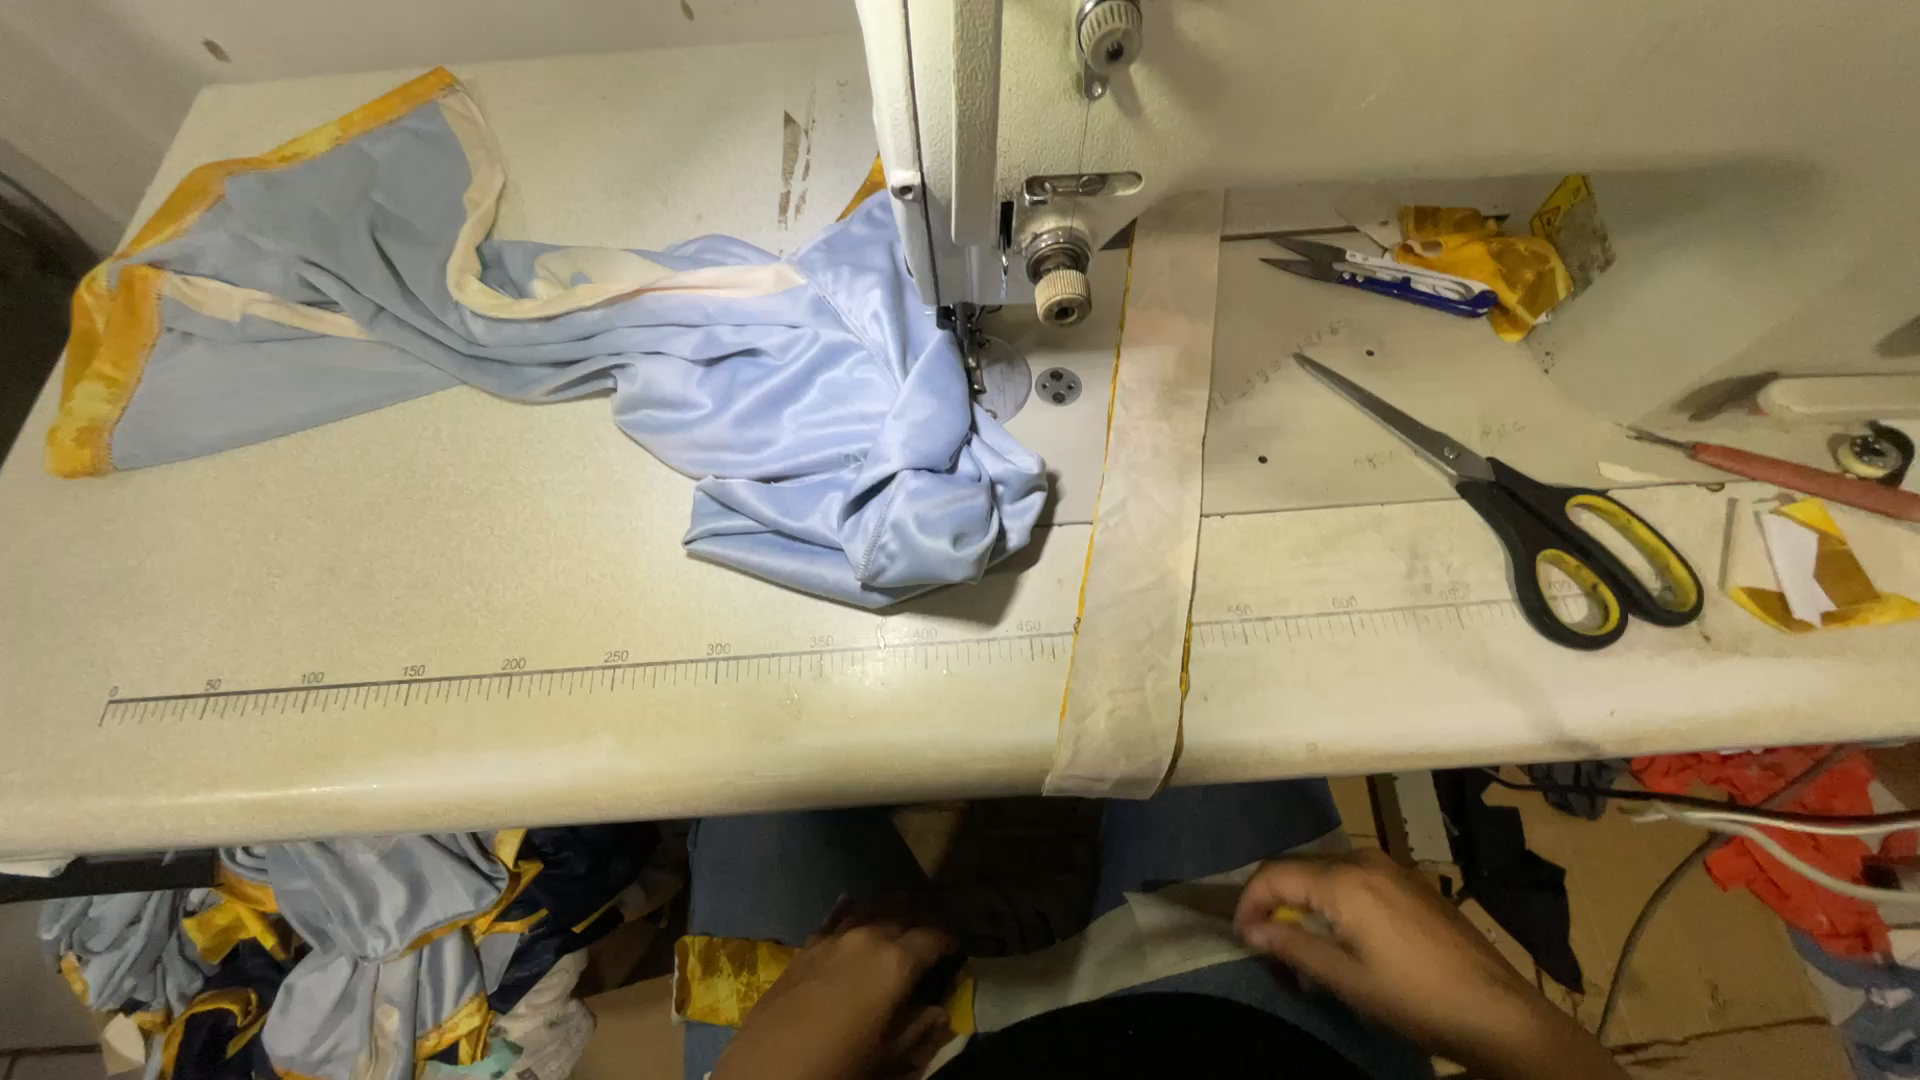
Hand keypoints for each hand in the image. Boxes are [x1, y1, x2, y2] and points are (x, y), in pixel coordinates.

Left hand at [712, 898, 956, 1079]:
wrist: (765, 1072)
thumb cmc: (837, 1067)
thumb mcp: (886, 1056)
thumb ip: (917, 1028)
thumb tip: (941, 1012)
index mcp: (895, 961)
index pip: (933, 936)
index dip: (948, 940)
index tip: (955, 949)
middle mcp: (868, 936)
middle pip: (904, 913)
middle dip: (923, 918)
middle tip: (933, 931)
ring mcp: (835, 936)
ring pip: (873, 907)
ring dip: (892, 909)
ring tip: (903, 915)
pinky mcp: (809, 944)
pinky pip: (840, 914)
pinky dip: (857, 910)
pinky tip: (859, 912)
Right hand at [1234, 850, 1625, 1079]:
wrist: (1503, 1015)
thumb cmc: (1416, 998)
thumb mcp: (1345, 979)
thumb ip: (1291, 947)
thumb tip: (1250, 930)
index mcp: (1344, 879)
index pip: (1275, 875)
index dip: (1249, 902)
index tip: (1242, 936)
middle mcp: (1364, 860)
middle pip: (1299, 869)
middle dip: (1276, 904)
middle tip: (1270, 948)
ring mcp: (1392, 868)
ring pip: (1327, 873)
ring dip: (1306, 903)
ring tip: (1306, 948)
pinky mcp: (1412, 883)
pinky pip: (1356, 880)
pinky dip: (1335, 902)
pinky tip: (1345, 938)